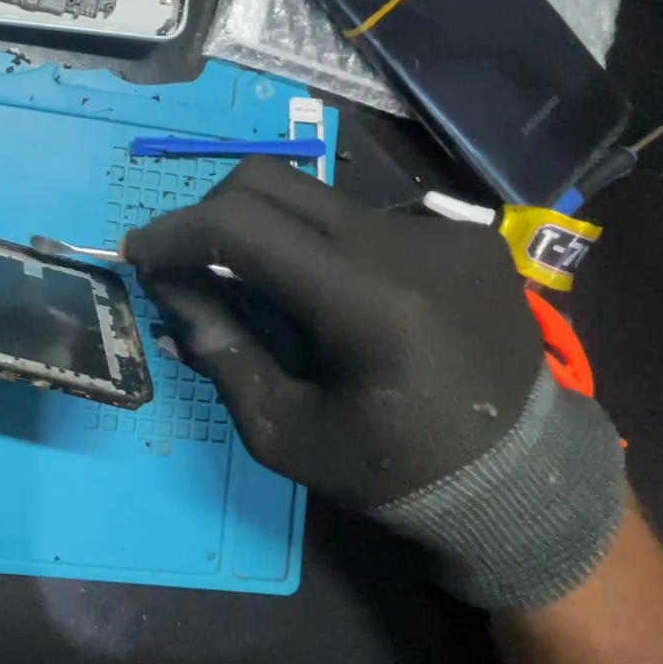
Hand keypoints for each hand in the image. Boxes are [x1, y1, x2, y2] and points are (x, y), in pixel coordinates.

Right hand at [126, 156, 624, 608]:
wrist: (525, 481)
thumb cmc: (391, 470)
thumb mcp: (282, 430)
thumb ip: (220, 347)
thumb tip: (167, 285)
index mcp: (367, 304)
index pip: (242, 228)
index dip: (175, 231)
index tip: (137, 253)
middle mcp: (407, 244)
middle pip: (269, 182)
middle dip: (207, 215)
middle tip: (188, 264)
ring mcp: (441, 229)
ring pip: (311, 197)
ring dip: (264, 232)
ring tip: (263, 292)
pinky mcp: (462, 231)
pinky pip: (358, 217)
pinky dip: (317, 244)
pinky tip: (330, 298)